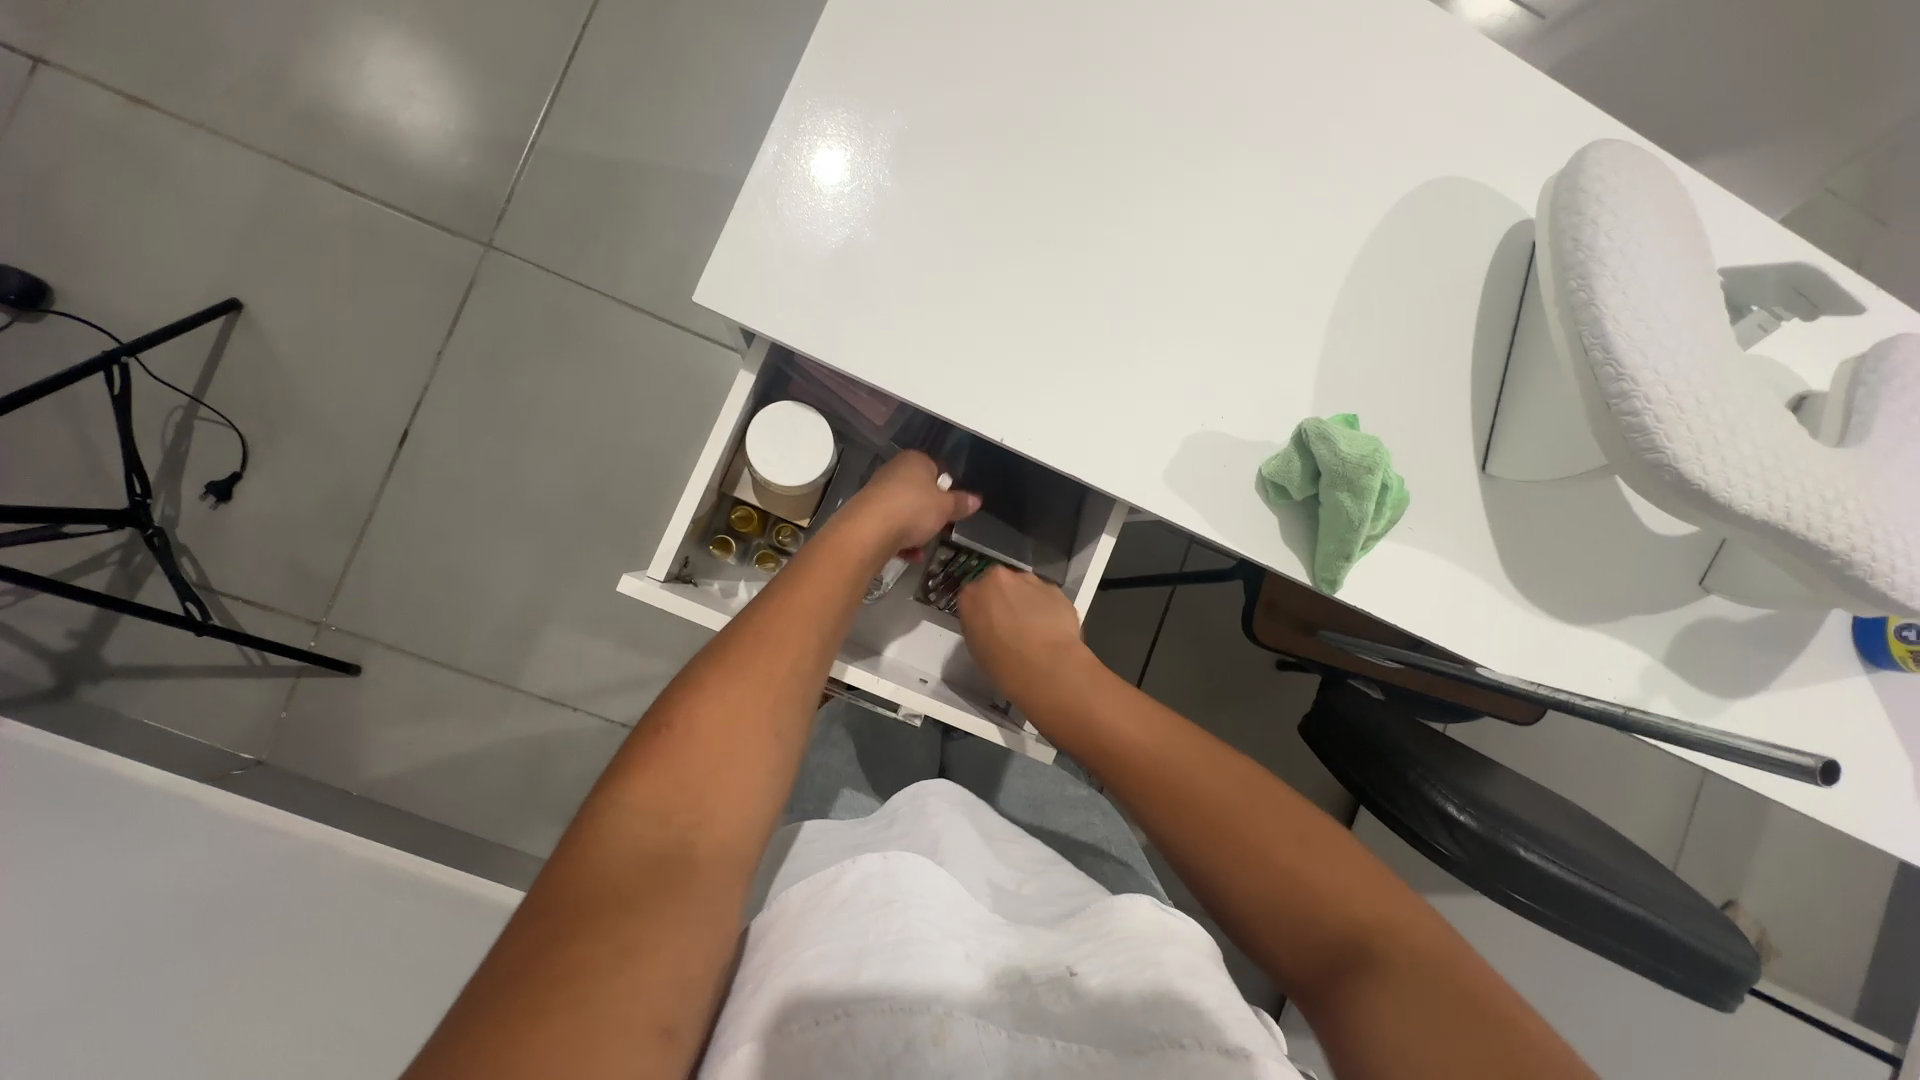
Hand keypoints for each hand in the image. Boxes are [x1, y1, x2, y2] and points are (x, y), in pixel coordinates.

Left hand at [840, 450, 980, 555]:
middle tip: (942, 527)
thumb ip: (961, 503)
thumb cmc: (913, 509)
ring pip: (905, 511)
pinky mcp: (867, 515)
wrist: (869, 531)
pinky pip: (891, 527)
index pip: (935, 468)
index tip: (953, 506)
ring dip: (916, 530)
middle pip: (919, 492)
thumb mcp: (945, 507)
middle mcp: (894, 471)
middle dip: (930, 512)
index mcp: (914, 460)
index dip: (946, 487)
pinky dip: (901, 541)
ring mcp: (878, 493)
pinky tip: (910, 556)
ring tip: (924, 546)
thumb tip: (976, 499)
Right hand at [957, 566, 1092, 697]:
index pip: (973, 595)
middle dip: (1005, 598)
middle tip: (1012, 622)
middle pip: (998, 583)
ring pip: (1024, 586)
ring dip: (1027, 600)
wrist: (1045, 665)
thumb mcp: (976, 646)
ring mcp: (1027, 580)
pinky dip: (1047, 606)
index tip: (990, 623)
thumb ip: (979, 624)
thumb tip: (991, 622)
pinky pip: (1046, 595)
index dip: (984, 609)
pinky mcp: (1053, 587)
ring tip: (1036, 627)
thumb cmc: (1003, 664)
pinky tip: (1052, 628)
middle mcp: (996, 580)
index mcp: (971, 595)